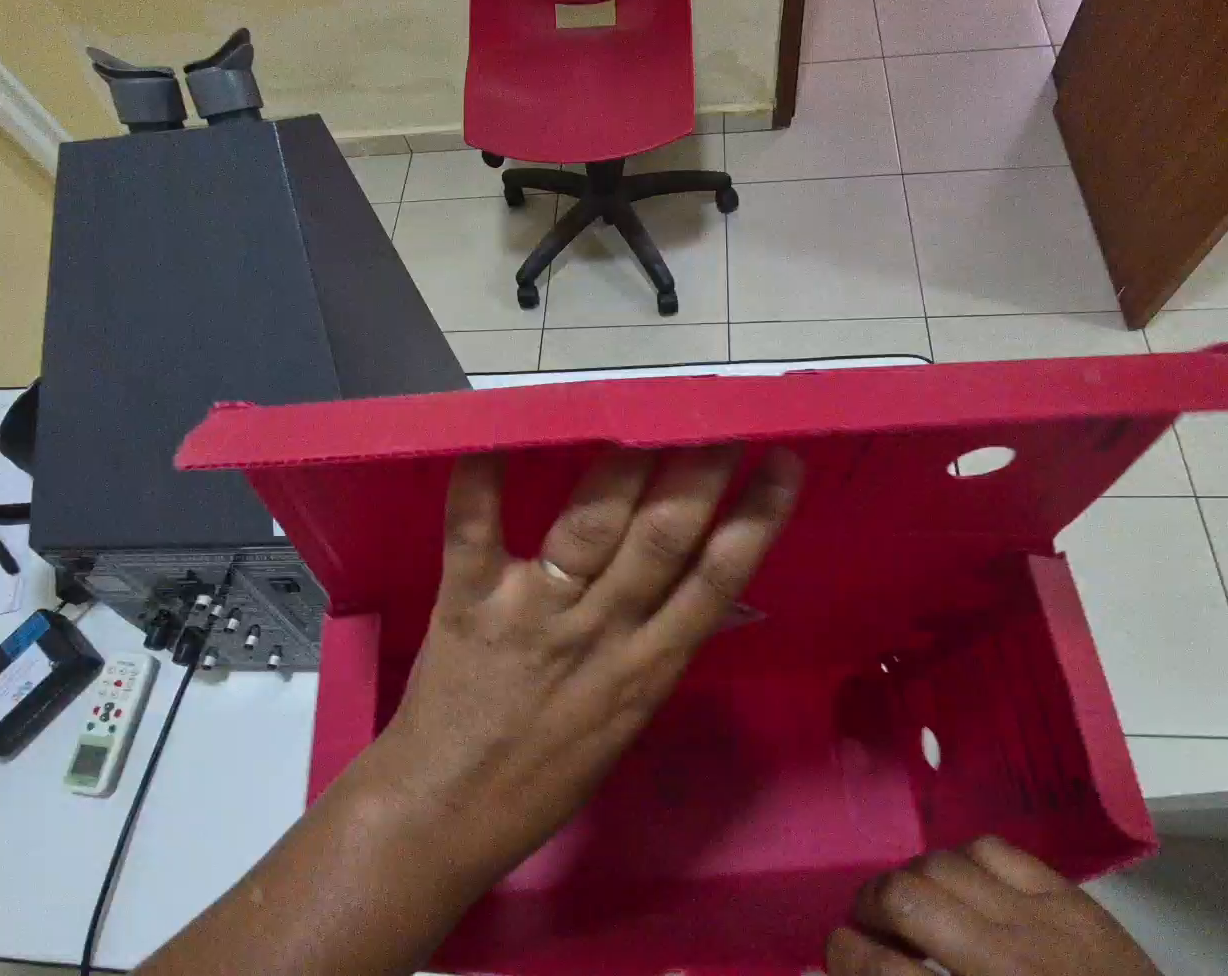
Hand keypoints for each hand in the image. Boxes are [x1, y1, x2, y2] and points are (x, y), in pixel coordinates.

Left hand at [363, 446, 803, 880]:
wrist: (446, 815)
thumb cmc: (546, 774)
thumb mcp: (628, 719)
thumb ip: (660, 648)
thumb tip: (705, 590)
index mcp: (648, 668)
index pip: (717, 581)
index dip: (756, 518)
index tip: (781, 462)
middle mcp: (599, 631)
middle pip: (663, 537)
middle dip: (699, 469)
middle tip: (721, 416)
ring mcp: (532, 613)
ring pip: (591, 523)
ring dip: (626, 464)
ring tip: (649, 411)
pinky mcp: (467, 603)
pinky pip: (475, 531)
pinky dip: (483, 481)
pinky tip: (499, 433)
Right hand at [828, 837, 1160, 975]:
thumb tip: (853, 970)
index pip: (885, 969)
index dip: (843, 955)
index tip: (836, 954)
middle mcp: (1008, 961)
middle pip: (907, 897)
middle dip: (868, 908)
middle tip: (869, 929)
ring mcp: (1044, 921)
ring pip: (942, 863)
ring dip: (912, 882)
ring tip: (913, 905)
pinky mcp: (1072, 897)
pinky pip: (993, 849)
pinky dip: (962, 862)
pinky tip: (961, 885)